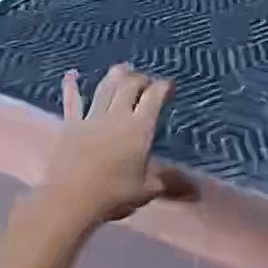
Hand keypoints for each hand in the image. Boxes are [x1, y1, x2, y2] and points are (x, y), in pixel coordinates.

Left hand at [33, 64, 183, 228]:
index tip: (169, 85)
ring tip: (123, 68)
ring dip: (116, 75)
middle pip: (130, 86)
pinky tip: (72, 74)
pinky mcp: (70, 125)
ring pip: (105, 88)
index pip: (154, 98)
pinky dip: (72, 85)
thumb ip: (169, 184)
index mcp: (139, 129)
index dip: (163, 87)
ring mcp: (91, 118)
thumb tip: (196, 192)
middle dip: (141, 78)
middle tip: (147, 81)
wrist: (71, 199)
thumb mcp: (147, 190)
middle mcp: (117, 116)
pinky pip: (72, 100)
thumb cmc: (113, 195)